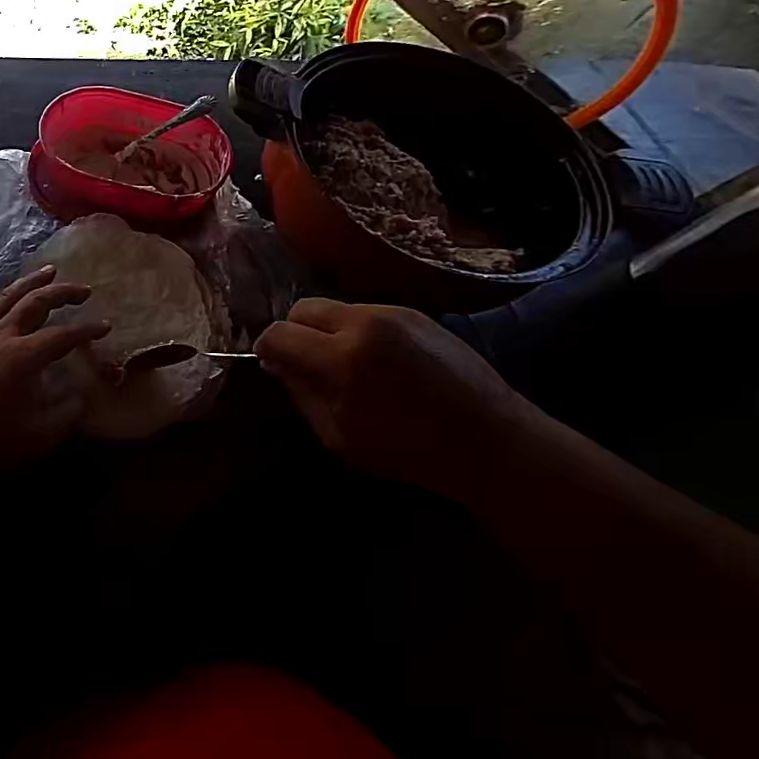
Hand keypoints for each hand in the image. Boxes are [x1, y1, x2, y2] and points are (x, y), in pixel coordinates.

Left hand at [0, 265, 111, 480]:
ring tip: (48, 272)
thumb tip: (81, 395)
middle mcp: (0, 338)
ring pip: (6, 298)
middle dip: (62, 293)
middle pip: (35, 303)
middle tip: (84, 290)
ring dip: (29, 283)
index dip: (87, 330)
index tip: (105, 327)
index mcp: (22, 356)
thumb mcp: (41, 434)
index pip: (62, 336)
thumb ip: (67, 411)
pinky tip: (1, 296)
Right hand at [254, 297, 543, 493]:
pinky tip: (375, 360)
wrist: (492, 442)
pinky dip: (355, 330)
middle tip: (302, 360)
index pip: (279, 333)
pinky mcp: (415, 313)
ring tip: (343, 361)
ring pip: (334, 307)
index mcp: (342, 358)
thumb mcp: (338, 437)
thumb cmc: (410, 451)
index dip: (266, 348)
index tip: (270, 364)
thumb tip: (279, 366)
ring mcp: (392, 313)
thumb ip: (301, 395)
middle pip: (302, 308)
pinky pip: (365, 313)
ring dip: (326, 330)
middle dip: (294, 331)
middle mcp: (363, 323)